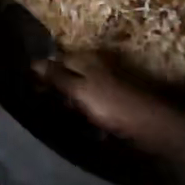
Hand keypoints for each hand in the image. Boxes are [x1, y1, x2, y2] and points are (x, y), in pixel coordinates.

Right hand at [33, 51, 184, 155]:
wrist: (153, 127)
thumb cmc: (113, 105)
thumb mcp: (79, 89)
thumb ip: (56, 76)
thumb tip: (32, 62)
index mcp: (87, 57)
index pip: (57, 59)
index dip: (43, 73)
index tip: (30, 88)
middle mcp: (98, 65)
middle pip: (69, 72)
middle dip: (56, 87)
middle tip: (43, 103)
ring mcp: (109, 83)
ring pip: (80, 88)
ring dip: (70, 101)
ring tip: (61, 116)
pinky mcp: (117, 101)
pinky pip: (93, 103)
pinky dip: (86, 111)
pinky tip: (83, 123)